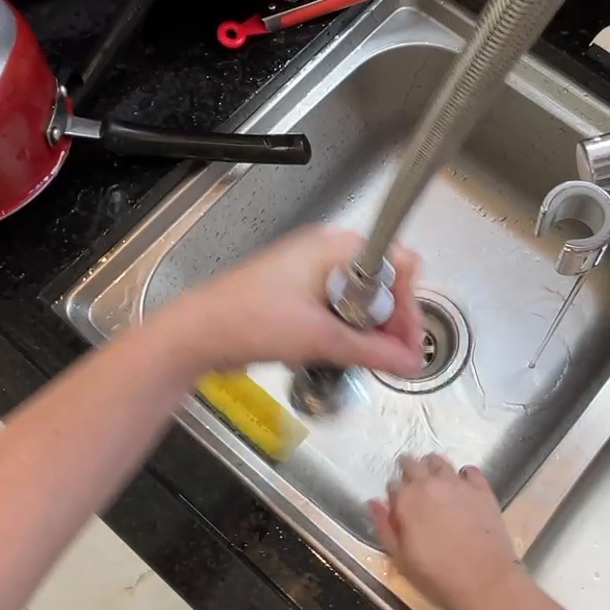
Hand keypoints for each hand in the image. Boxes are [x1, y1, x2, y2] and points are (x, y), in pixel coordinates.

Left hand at [155, 225, 423, 375]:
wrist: (198, 335)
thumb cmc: (247, 320)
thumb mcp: (320, 338)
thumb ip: (373, 351)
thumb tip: (410, 362)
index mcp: (336, 247)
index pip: (398, 265)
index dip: (408, 305)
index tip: (409, 343)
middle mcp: (327, 254)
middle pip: (383, 285)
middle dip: (391, 323)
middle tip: (392, 358)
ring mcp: (313, 274)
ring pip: (362, 303)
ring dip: (369, 333)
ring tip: (363, 360)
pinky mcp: (300, 296)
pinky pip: (339, 313)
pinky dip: (346, 335)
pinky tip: (337, 355)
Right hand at [370, 455, 524, 609]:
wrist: (484, 579)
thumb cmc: (436, 574)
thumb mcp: (400, 557)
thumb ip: (384, 526)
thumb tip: (373, 503)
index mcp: (407, 499)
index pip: (392, 485)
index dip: (394, 494)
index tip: (397, 503)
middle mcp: (430, 483)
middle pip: (413, 465)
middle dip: (408, 469)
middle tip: (410, 479)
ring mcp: (458, 483)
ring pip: (439, 461)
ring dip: (432, 466)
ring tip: (433, 476)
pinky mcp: (481, 488)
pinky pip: (469, 470)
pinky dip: (463, 474)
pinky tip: (463, 485)